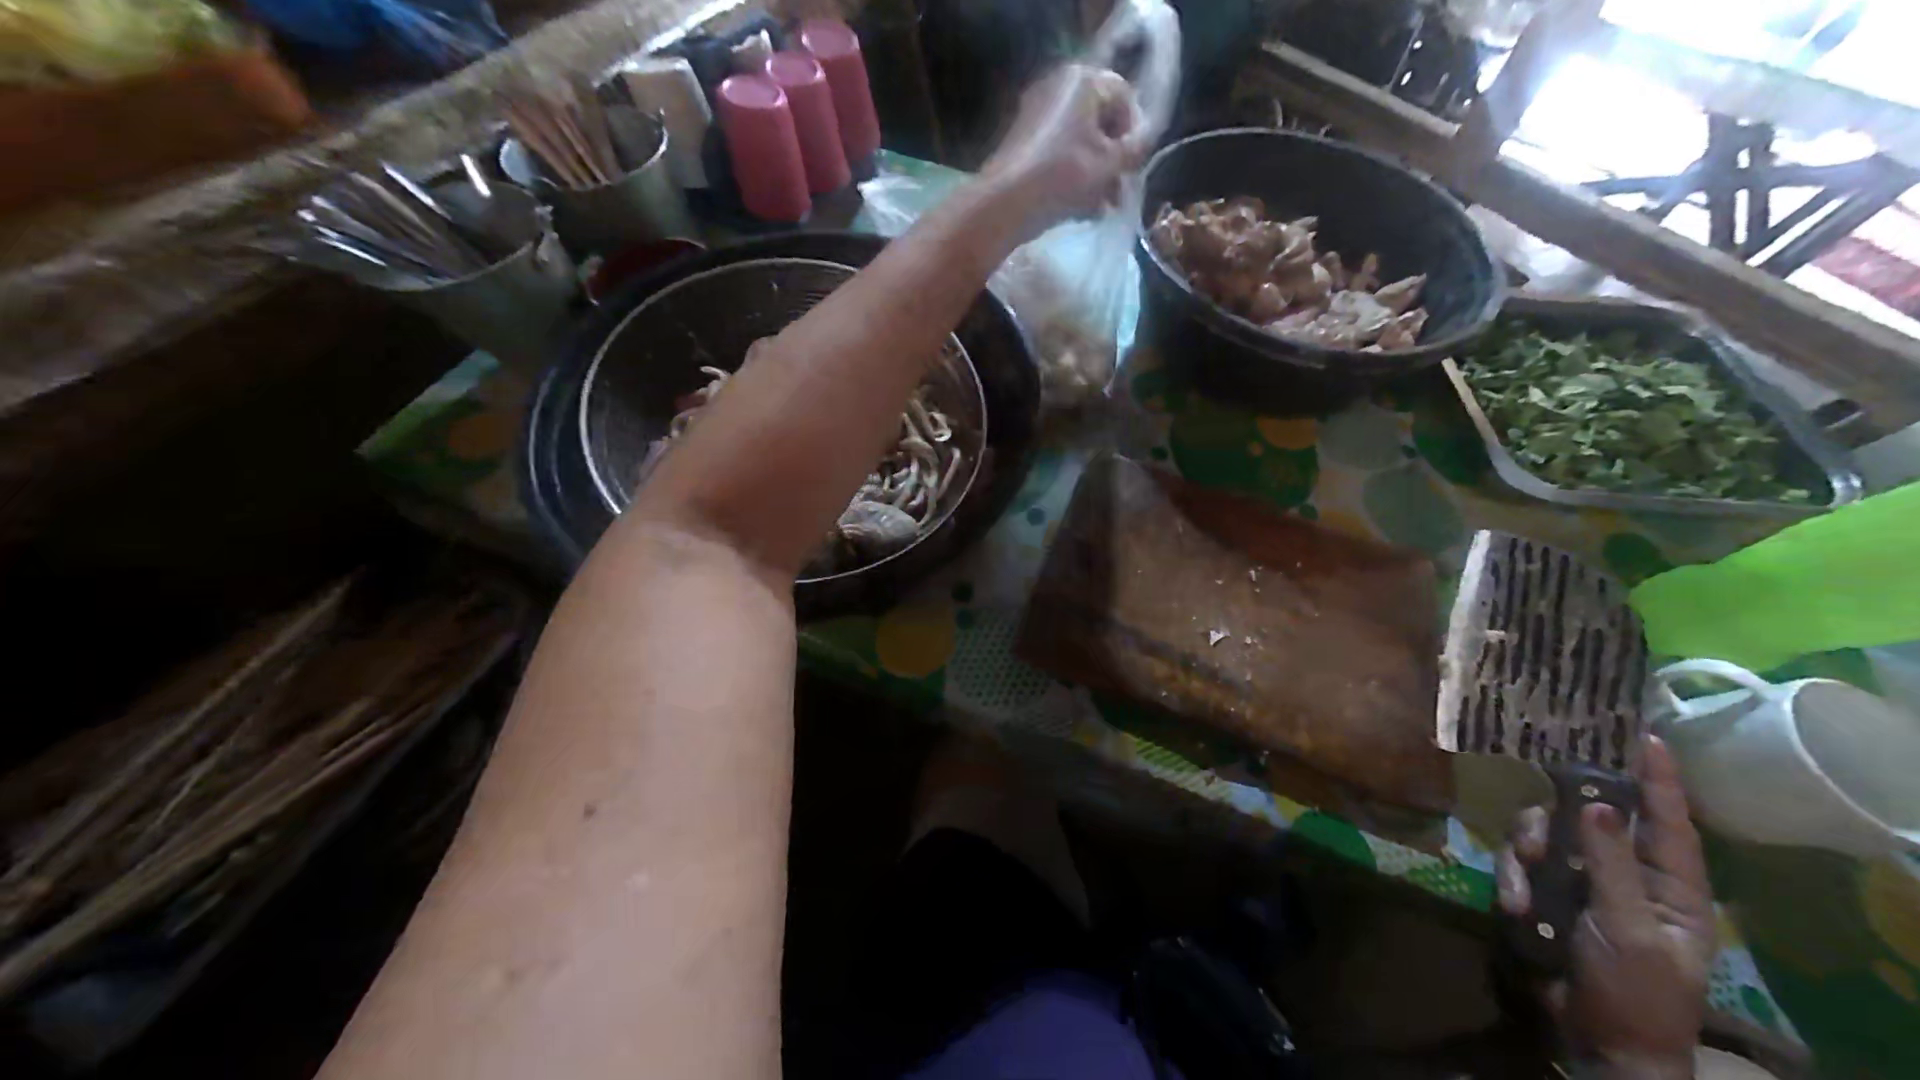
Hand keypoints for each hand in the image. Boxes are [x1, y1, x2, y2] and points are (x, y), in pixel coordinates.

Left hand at [980, 64, 1151, 238]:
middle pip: (1099, 122)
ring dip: (1094, 174)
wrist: (1004, 203)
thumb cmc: (1063, 176)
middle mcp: (1056, 88)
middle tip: (1120, 191)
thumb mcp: (1110, 164)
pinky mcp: (1021, 144)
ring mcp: (1035, 115)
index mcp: (1082, 80)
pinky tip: (1079, 209)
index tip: (1134, 165)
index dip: (1134, 133)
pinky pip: (1056, 156)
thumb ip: (1134, 149)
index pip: (1124, 97)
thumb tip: (1140, 142)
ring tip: (1102, 208)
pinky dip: (1070, 177)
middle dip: (1113, 159)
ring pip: (1078, 143)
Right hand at [1497, 738, 1715, 1079]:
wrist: (1598, 1038)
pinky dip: (1510, 882)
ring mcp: (1582, 883)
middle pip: (1587, 820)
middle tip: (1535, 841)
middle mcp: (1625, 875)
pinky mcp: (1544, 893)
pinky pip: (1519, 865)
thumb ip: (1611, 865)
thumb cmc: (1636, 990)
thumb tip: (1599, 803)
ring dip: (1525, 855)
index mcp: (1670, 887)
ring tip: (1520, 887)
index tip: (1643, 737)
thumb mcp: (1630, 928)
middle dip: (1555, 824)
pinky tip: (1513, 908)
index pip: (1669, 823)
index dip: (1658, 780)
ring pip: (1543, 836)